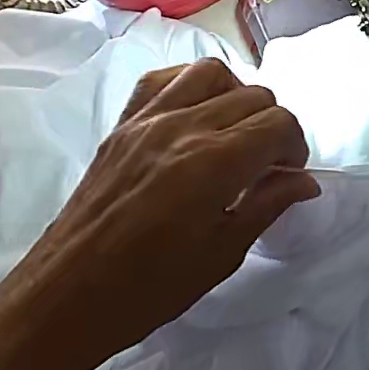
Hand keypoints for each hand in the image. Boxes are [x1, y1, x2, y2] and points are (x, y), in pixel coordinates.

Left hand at [0, 59, 317, 369]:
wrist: (64, 297)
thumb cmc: (147, 290)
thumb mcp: (221, 255)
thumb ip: (267, 205)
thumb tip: (305, 180)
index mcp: (213, 164)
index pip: (278, 123)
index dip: (296, 147)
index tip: (289, 175)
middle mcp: (182, 127)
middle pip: (253, 95)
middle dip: (273, 125)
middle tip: (267, 164)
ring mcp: (147, 119)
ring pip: (211, 72)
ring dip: (236, 95)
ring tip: (235, 131)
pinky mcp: (122, 124)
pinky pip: (163, 79)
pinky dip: (189, 84)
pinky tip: (195, 114)